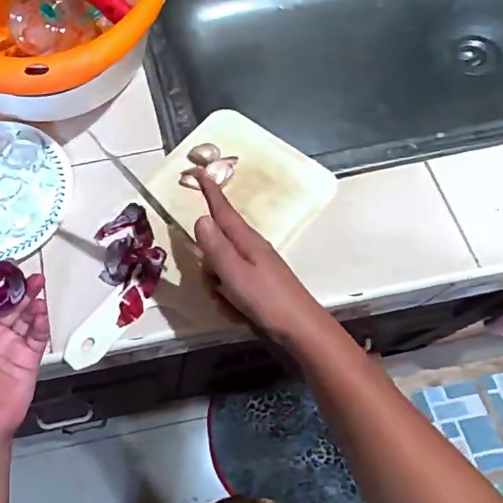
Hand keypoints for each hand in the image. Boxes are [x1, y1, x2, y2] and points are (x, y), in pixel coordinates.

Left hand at [0, 275, 49, 443]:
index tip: (6, 274)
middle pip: (10, 307)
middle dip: (20, 291)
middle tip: (30, 278)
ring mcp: (12, 347)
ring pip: (26, 317)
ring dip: (33, 302)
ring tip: (39, 289)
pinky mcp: (29, 359)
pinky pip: (38, 336)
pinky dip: (42, 323)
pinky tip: (43, 313)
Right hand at [192, 176, 331, 346]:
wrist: (301, 329)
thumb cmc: (268, 300)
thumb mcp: (234, 273)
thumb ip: (216, 247)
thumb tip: (201, 218)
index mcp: (246, 241)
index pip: (223, 211)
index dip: (211, 193)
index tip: (201, 172)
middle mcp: (250, 249)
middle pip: (215, 246)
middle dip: (209, 267)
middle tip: (217, 286)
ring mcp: (255, 267)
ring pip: (220, 268)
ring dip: (219, 286)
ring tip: (232, 303)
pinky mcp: (257, 284)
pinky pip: (231, 284)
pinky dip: (229, 298)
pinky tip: (239, 312)